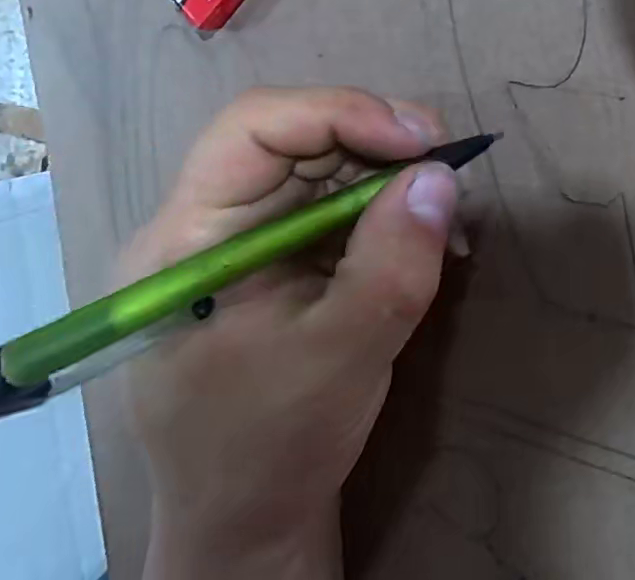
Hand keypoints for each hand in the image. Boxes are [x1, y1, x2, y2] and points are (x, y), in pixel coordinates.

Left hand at [122, 87, 460, 579]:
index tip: (417, 140)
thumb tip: (441, 176)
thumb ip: (393, 265)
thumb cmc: (272, 449)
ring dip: (390, 174)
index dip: (339, 113)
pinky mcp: (278, 251)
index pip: (253, 128)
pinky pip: (334, 201)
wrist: (248, 522)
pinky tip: (425, 233)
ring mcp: (245, 233)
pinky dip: (385, 206)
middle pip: (293, 137)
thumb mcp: (343, 359)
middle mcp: (210, 218)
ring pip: (321, 164)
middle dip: (376, 139)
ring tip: (445, 211)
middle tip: (446, 164)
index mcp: (188, 235)